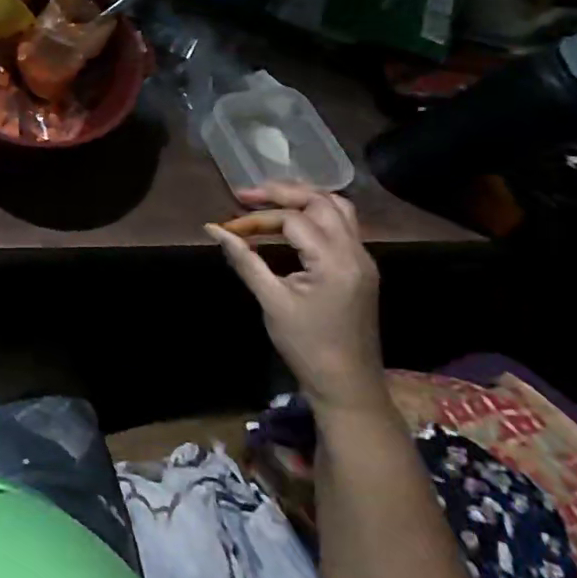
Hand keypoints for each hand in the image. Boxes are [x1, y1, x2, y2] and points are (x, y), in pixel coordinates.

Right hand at [207, 182, 388, 414]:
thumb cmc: (306, 345)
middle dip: (283, 192)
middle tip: (247, 195)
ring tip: (270, 199)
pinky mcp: (361, 269)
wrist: (347, 385)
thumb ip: (244, 259)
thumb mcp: (271, 301)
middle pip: (322, 201)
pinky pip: (342, 226)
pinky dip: (316, 214)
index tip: (229, 227)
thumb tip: (213, 229)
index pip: (293, 219)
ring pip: (338, 209)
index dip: (257, 218)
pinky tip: (291, 223)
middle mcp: (355, 253)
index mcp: (334, 261)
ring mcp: (363, 260)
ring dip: (304, 198)